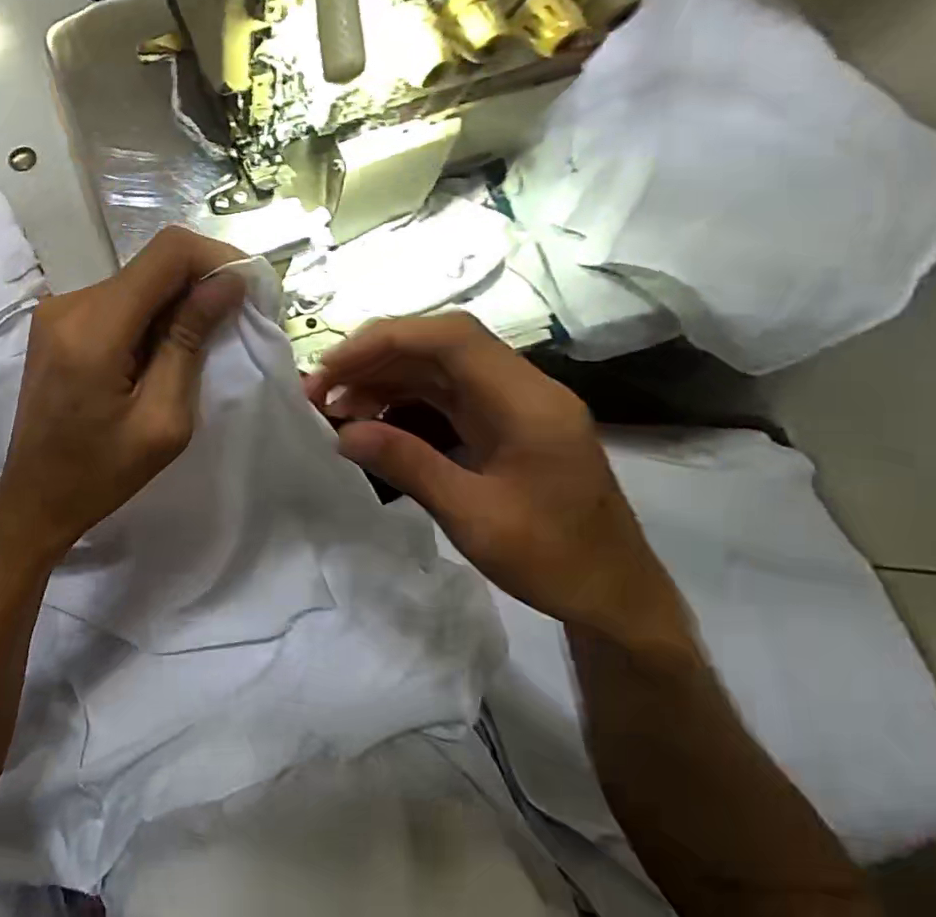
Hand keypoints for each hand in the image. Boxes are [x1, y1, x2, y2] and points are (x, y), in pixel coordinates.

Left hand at [0, 227, 247, 567]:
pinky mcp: (56, 322)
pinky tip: (156, 355)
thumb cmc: (101, 474)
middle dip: (199, 283)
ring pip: (137, 281)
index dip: (216, 258)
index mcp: (93, 328)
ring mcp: (57, 310)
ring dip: (174, 303)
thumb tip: (227, 283)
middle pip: (152, 264)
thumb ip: (189, 341)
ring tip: (193, 350)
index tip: (246, 289)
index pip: (167, 253)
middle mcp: (69, 303)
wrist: (35, 498)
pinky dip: (148, 315)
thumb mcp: (163, 419)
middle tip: (231, 324)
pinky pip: (117, 300)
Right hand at [306, 312, 693, 655]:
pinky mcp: (507, 424)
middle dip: (376, 358)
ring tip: (336, 407)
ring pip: (441, 368)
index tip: (332, 369)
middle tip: (321, 390)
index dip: (385, 341)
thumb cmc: (553, 561)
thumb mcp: (472, 517)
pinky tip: (372, 420)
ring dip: (386, 378)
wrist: (614, 596)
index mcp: (528, 402)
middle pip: (442, 345)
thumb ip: (408, 465)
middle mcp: (524, 389)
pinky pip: (448, 395)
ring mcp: (516, 405)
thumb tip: (344, 433)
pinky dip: (405, 400)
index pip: (451, 339)